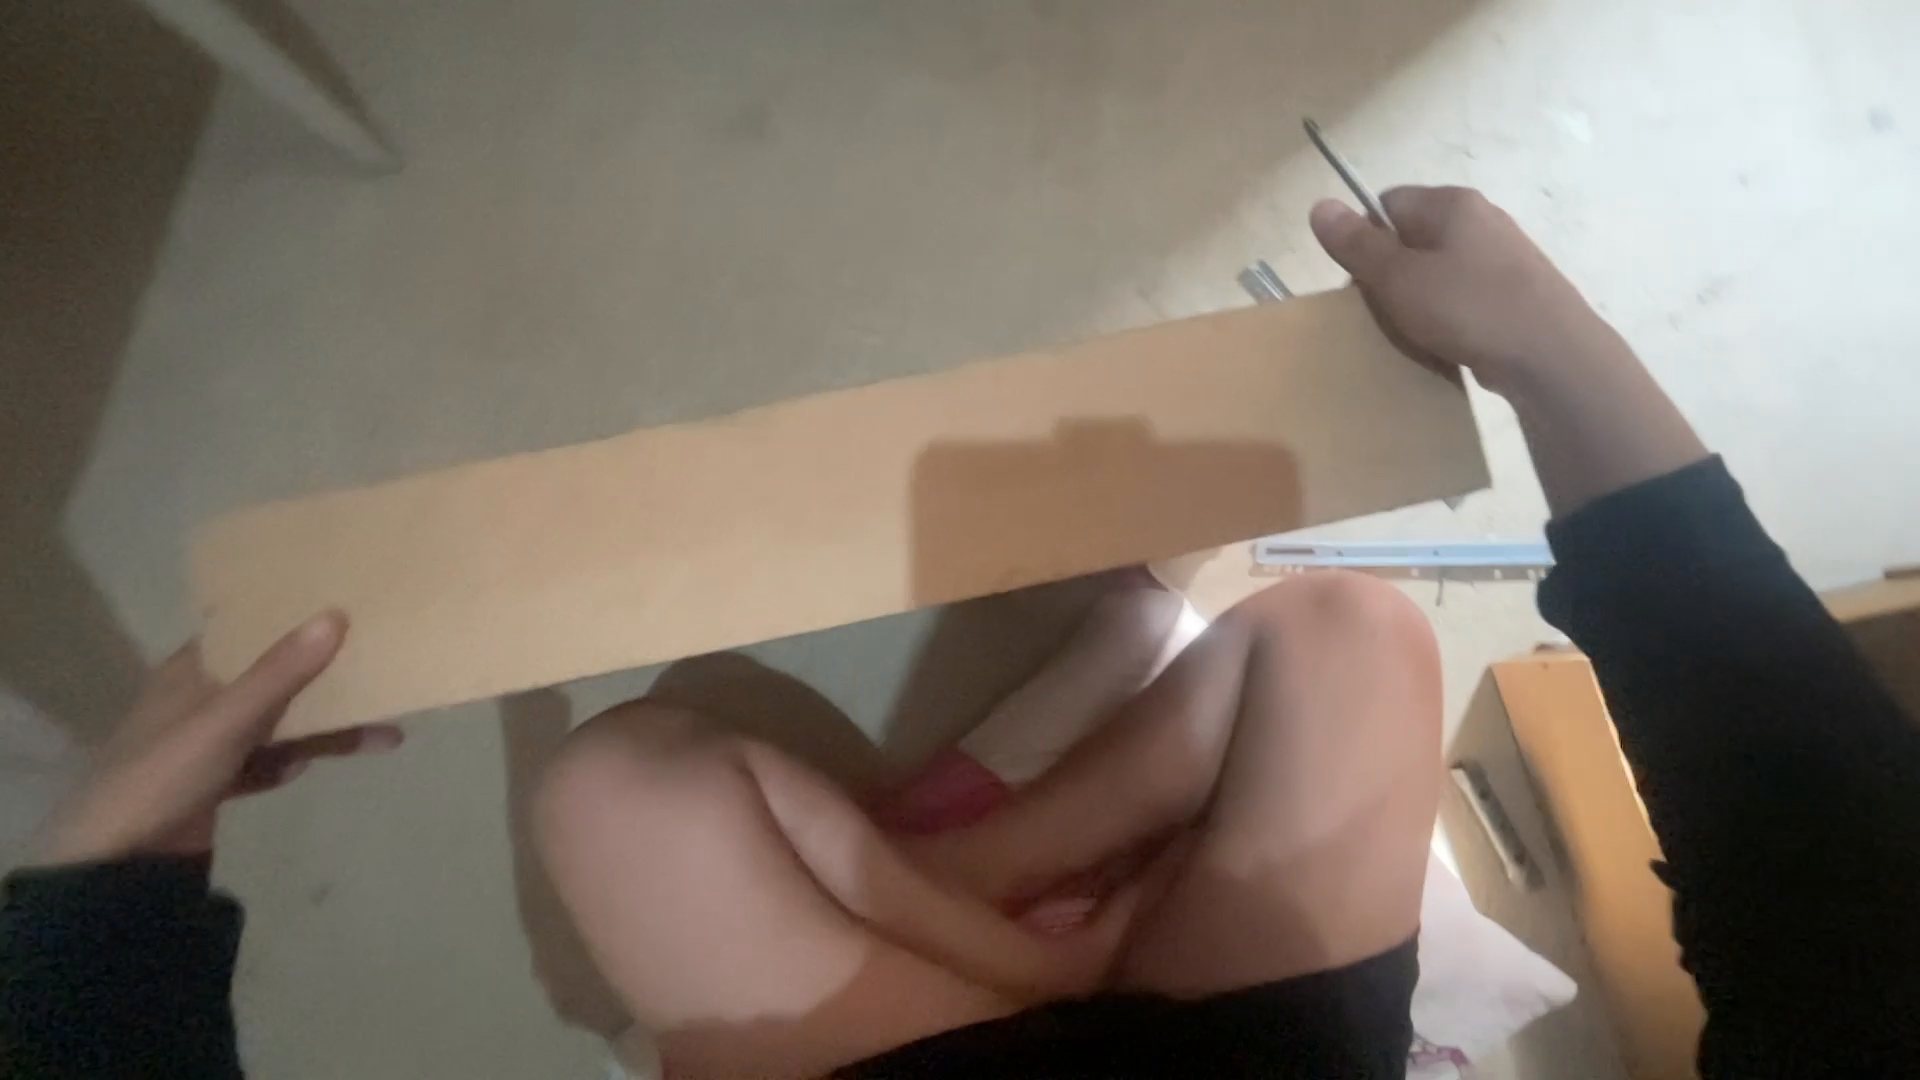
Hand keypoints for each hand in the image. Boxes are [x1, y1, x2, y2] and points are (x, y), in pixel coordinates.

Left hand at [32, 610, 401, 865]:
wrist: (118, 866)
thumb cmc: (163, 777)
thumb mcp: (226, 721)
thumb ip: (280, 672)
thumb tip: (335, 615)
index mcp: (186, 677)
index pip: (241, 633)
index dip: (286, 619)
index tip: (340, 609)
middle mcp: (199, 703)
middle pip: (273, 677)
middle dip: (326, 677)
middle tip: (377, 667)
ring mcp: (209, 744)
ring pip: (282, 721)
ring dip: (328, 728)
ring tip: (384, 736)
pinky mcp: (219, 779)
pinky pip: (272, 758)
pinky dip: (294, 760)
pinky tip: (303, 769)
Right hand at [1308, 186, 1632, 397]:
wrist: (1547, 353)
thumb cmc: (1465, 308)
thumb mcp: (1397, 278)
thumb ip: (1355, 244)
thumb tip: (1318, 205)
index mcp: (1451, 204)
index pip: (1385, 204)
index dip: (1363, 240)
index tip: (1361, 279)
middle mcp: (1479, 217)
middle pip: (1408, 237)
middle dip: (1386, 273)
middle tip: (1382, 309)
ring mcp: (1498, 253)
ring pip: (1431, 269)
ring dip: (1412, 297)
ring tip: (1410, 328)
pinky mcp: (1510, 287)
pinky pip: (1456, 292)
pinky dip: (1440, 312)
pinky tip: (1440, 337)